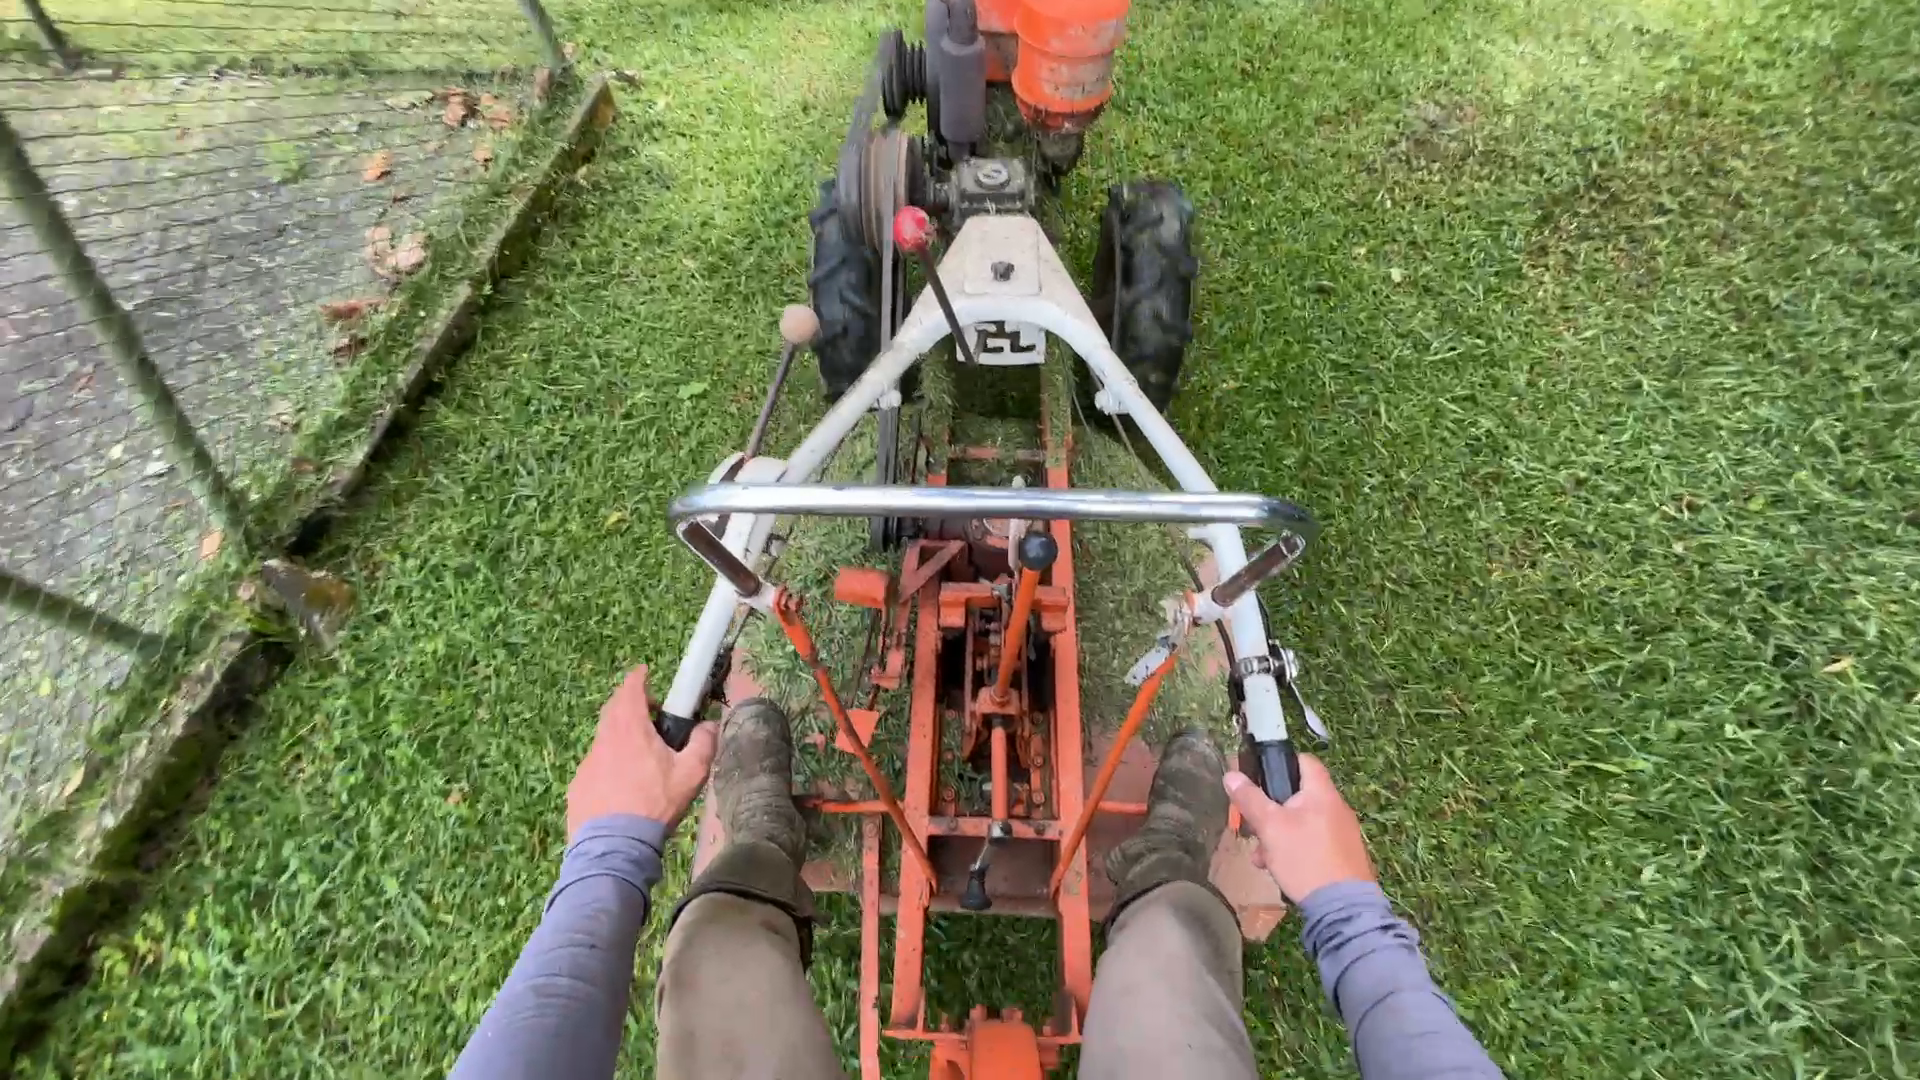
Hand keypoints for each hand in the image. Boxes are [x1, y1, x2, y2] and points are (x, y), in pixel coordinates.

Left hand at [566, 665, 717, 838]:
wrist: (614, 847)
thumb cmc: (655, 802)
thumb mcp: (692, 773)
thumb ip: (704, 742)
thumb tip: (710, 724)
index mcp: (630, 729)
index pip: (630, 690)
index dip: (638, 678)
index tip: (645, 673)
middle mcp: (604, 740)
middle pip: (613, 710)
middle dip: (630, 704)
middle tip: (652, 713)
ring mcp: (587, 764)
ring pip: (605, 739)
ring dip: (622, 736)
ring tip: (643, 755)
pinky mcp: (578, 787)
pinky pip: (597, 765)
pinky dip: (611, 764)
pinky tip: (625, 786)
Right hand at [1223, 753, 1375, 901]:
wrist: (1344, 911)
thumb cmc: (1305, 858)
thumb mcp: (1269, 826)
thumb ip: (1249, 798)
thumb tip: (1231, 775)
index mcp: (1322, 793)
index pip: (1304, 760)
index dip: (1280, 761)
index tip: (1260, 775)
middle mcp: (1336, 809)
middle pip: (1297, 795)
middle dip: (1270, 809)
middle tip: (1254, 824)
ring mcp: (1342, 834)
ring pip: (1301, 822)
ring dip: (1278, 833)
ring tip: (1262, 855)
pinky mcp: (1343, 857)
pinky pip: (1313, 842)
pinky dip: (1294, 849)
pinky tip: (1279, 868)